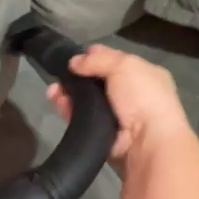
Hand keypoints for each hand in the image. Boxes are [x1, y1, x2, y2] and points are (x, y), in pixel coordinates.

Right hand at [47, 45, 190, 164]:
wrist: (145, 141)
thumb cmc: (141, 97)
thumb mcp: (124, 66)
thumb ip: (98, 60)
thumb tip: (74, 61)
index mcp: (143, 75)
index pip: (115, 61)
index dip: (95, 57)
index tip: (74, 57)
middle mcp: (130, 95)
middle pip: (96, 81)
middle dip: (76, 77)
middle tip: (58, 77)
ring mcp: (115, 115)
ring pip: (85, 101)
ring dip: (68, 94)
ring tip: (53, 92)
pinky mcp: (101, 132)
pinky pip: (81, 118)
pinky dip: (68, 111)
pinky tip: (58, 103)